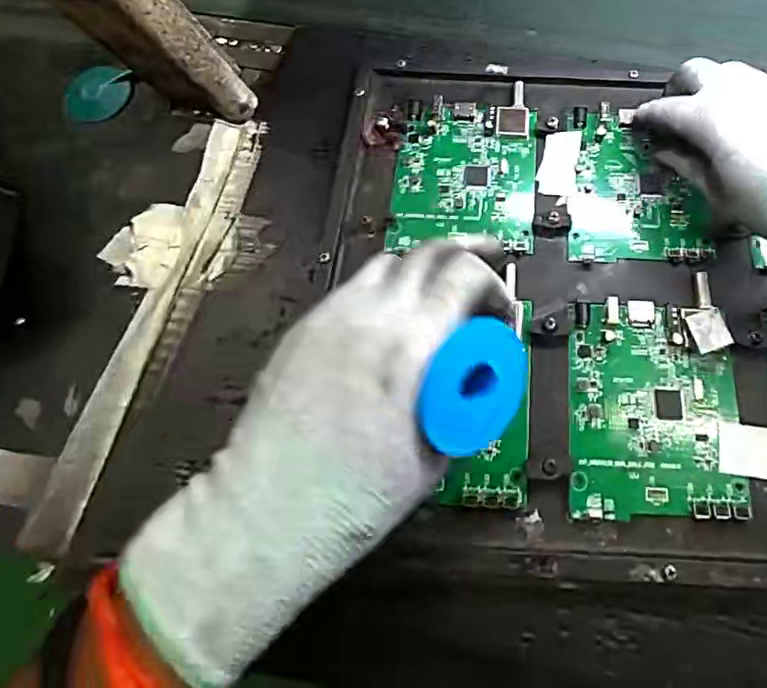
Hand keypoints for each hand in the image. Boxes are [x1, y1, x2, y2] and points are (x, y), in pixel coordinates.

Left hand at [117, 239, 511, 686]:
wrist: (265, 511)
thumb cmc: (354, 500)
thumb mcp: (433, 453)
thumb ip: (461, 397)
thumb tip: (478, 369)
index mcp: (408, 350)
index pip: (463, 274)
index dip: (494, 284)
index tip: (501, 312)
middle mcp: (370, 317)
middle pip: (429, 253)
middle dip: (468, 255)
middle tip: (487, 269)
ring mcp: (331, 316)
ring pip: (391, 260)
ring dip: (425, 268)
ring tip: (440, 293)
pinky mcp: (306, 326)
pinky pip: (356, 286)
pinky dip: (387, 288)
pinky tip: (393, 318)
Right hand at [633, 58, 766, 297]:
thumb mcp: (721, 194)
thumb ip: (688, 167)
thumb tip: (669, 155)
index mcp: (707, 115)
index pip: (662, 109)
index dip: (646, 119)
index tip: (641, 127)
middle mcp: (735, 91)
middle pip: (690, 72)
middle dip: (674, 91)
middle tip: (669, 117)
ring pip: (724, 74)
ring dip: (706, 91)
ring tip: (704, 125)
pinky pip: (752, 87)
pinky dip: (735, 99)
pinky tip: (739, 130)